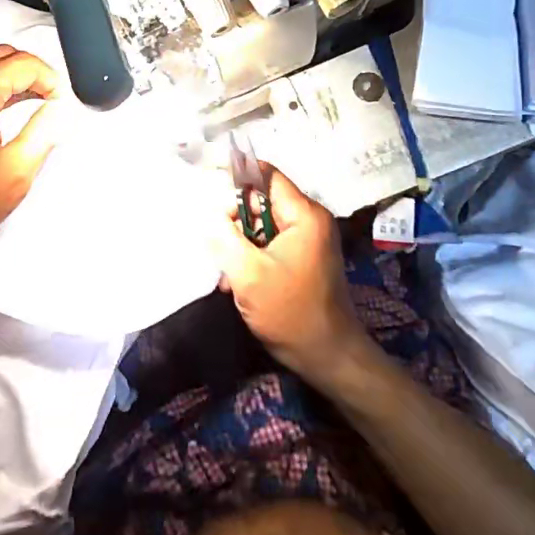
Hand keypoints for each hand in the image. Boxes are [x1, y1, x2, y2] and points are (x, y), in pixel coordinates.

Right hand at [213, 167, 370, 385]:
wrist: (328, 358)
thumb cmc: (290, 312)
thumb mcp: (248, 273)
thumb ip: (224, 236)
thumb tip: (208, 213)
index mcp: (304, 215)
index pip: (266, 176)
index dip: (235, 179)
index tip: (207, 193)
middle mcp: (309, 221)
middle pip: (261, 202)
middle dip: (234, 222)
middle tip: (217, 245)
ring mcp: (307, 242)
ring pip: (261, 227)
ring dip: (239, 245)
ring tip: (227, 272)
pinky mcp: (302, 261)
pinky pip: (269, 246)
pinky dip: (251, 259)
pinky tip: (238, 283)